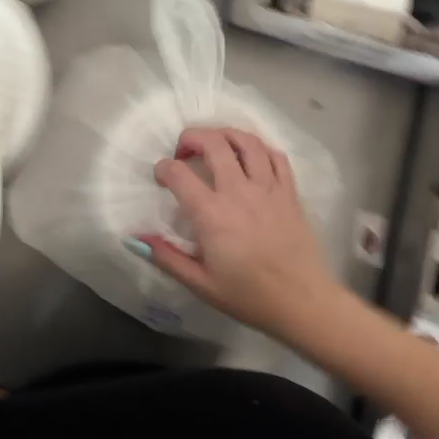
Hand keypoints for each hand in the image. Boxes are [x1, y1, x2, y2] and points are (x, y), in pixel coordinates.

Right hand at [132, 127, 343, 341]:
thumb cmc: (248, 296)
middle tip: (184, 151)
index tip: (161, 178)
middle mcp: (239, 192)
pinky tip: (251, 157)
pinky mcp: (290, 192)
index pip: (179, 173)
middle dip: (191, 137)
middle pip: (213, 142)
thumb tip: (136, 238)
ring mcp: (268, 188)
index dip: (163, 168)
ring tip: (215, 144)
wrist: (302, 303)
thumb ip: (167, 257)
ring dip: (225, 135)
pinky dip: (260, 148)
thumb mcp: (201, 284)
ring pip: (247, 142)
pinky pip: (276, 156)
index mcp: (212, 214)